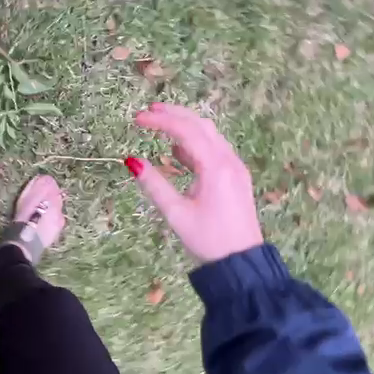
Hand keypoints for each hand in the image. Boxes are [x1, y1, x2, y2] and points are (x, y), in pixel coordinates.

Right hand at [129, 103, 264, 261]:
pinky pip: (214, 148)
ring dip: (185, 125)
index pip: (186, 131)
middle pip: (201, 125)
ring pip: (210, 134)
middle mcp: (229, 161)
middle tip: (148, 111)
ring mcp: (235, 167)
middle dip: (174, 114)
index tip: (137, 119)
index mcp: (215, 167)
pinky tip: (177, 150)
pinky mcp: (235, 176)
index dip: (160, 121)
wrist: (242, 262)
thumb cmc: (208, 239)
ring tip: (159, 124)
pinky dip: (194, 141)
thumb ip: (154, 184)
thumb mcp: (176, 213)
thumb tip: (132, 161)